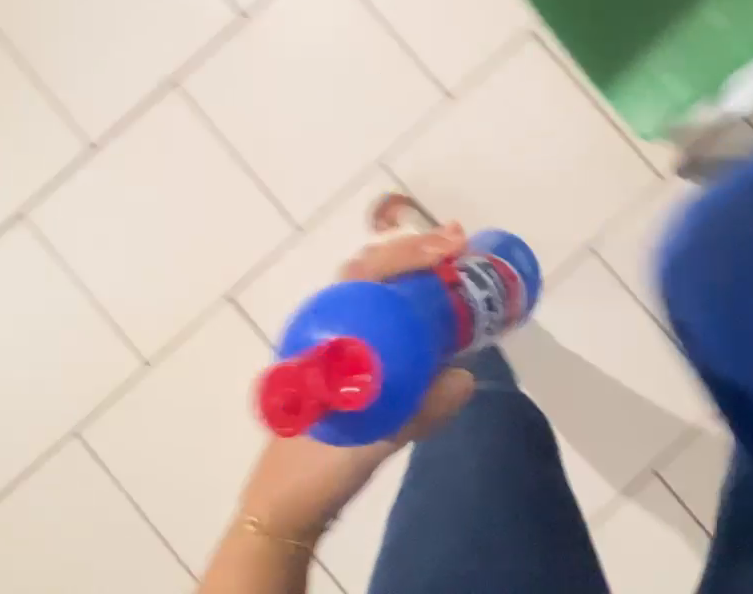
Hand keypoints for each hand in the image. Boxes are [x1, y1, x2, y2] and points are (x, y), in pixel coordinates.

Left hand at [235, 225, 477, 541]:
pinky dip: (413, 299)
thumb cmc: (313, 471)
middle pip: (372, 270)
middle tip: (459, 244)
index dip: (407, 254)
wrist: (285, 508)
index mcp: (321, 335)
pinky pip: (384, 316)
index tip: (446, 248)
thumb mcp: (366, 445)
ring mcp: (340, 344)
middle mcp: (328, 328)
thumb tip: (466, 378)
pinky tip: (439, 305)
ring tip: (454, 258)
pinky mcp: (352, 363)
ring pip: (377, 290)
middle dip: (415, 251)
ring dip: (414, 270)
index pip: (364, 273)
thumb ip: (414, 414)